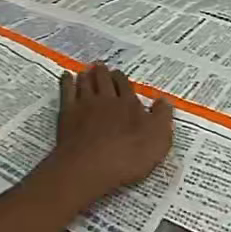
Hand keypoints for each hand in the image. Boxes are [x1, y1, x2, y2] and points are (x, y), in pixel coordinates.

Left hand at [34, 63, 173, 207]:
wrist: (91, 165)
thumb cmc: (128, 156)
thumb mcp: (158, 141)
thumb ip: (162, 118)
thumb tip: (164, 100)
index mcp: (128, 104)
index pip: (125, 85)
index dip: (121, 79)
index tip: (119, 74)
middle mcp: (106, 99)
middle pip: (103, 80)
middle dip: (103, 72)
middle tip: (100, 66)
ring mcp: (85, 104)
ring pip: (85, 82)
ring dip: (86, 75)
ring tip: (86, 70)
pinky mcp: (68, 112)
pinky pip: (66, 90)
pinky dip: (67, 81)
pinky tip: (66, 76)